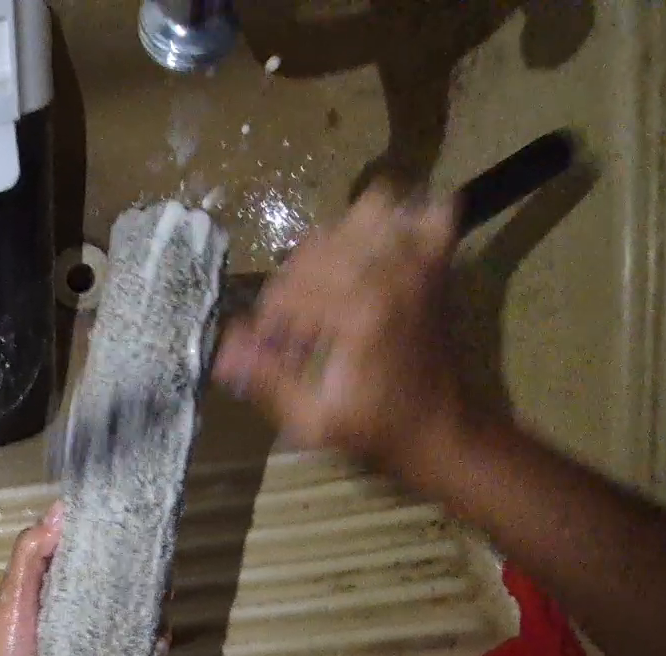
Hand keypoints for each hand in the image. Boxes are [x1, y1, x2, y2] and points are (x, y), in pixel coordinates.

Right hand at [213, 186, 470, 471]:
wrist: (441, 431)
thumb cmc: (374, 430)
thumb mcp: (310, 420)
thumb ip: (267, 378)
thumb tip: (224, 350)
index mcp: (359, 310)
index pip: (289, 291)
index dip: (269, 322)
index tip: (269, 351)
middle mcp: (391, 272)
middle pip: (316, 250)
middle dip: (294, 286)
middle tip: (296, 329)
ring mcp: (421, 261)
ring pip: (363, 214)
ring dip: (339, 247)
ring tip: (330, 288)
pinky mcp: (439, 263)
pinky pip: (426, 215)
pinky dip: (402, 226)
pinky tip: (382, 259)